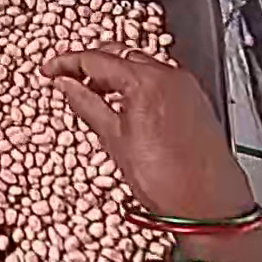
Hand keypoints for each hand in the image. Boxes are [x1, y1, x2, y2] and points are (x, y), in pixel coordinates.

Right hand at [42, 46, 252, 219]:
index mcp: (145, 82)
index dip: (66, 63)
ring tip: (92, 93)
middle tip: (67, 78)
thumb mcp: (113, 139)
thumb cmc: (168, 180)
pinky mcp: (195, 99)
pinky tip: (121, 102)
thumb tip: (66, 84)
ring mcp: (185, 87)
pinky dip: (135, 81)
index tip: (50, 70)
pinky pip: (158, 77)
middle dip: (89, 63)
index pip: (95, 59)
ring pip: (138, 63)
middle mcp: (169, 76)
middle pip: (118, 53)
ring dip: (112, 72)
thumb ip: (86, 103)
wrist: (211, 207)